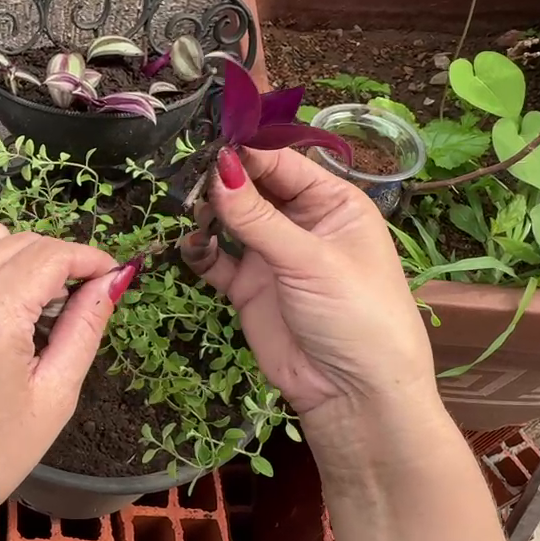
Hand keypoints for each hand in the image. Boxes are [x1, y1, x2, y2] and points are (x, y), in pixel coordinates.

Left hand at [0, 222, 130, 540]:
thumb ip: (86, 326)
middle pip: (22, 241)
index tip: (111, 274)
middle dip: (58, 261)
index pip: (52, 255)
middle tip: (74, 300)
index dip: (90, 258)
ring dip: (17, 256)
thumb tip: (114, 278)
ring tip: (30, 301)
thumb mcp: (55, 395)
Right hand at [182, 145, 434, 430]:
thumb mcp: (309, 260)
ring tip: (184, 210)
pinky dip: (199, 249)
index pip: (281, 163)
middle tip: (183, 174)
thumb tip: (218, 166)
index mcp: (331, 203)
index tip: (204, 144)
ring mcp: (270, 254)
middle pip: (250, 186)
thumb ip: (258, 216)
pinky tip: (191, 247)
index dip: (244, 152)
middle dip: (219, 180)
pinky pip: (214, 257)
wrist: (352, 396)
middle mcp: (299, 221)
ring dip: (205, 213)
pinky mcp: (246, 285)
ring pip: (227, 219)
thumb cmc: (356, 316)